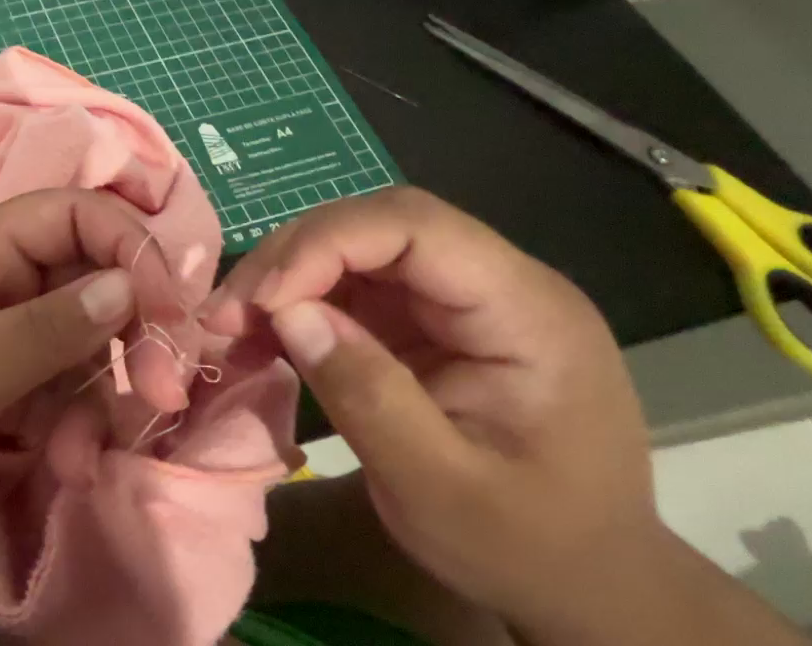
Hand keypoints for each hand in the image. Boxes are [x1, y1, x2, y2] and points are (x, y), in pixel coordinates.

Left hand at [0, 189, 188, 521]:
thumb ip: (48, 329)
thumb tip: (128, 283)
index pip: (73, 214)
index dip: (131, 247)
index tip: (170, 311)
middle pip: (91, 280)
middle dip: (132, 335)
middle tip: (163, 393)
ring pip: (82, 344)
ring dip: (99, 398)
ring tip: (83, 460)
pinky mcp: (0, 382)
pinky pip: (59, 387)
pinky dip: (73, 425)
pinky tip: (69, 467)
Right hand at [201, 188, 662, 630]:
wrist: (586, 585)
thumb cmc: (527, 546)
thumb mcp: (441, 489)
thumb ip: (369, 396)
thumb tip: (288, 313)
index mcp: (527, 312)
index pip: (416, 227)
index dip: (326, 244)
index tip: (261, 299)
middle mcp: (497, 284)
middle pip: (377, 226)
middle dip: (292, 259)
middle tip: (226, 314)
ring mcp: (460, 300)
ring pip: (354, 248)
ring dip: (285, 279)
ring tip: (230, 325)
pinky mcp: (430, 320)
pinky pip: (352, 286)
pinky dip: (298, 304)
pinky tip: (261, 335)